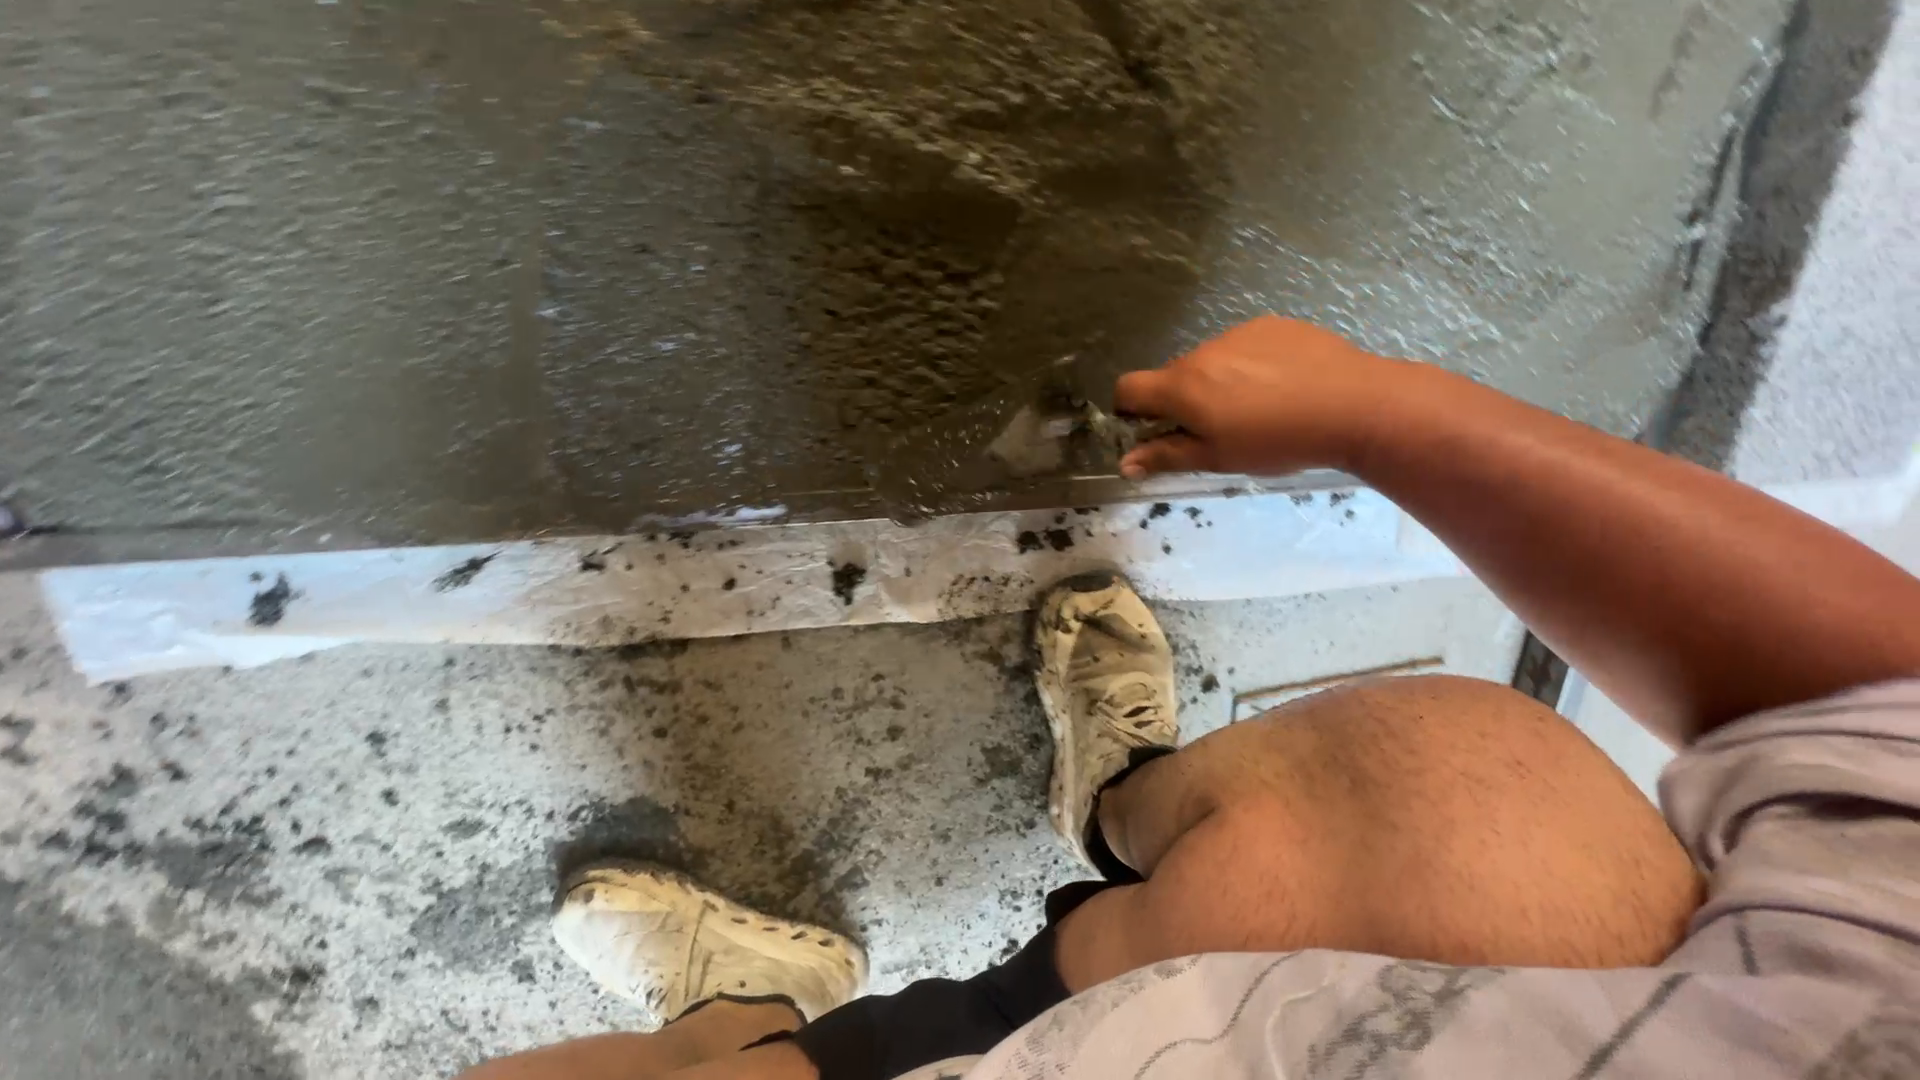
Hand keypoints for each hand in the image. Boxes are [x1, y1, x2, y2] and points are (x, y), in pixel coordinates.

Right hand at [1115, 316, 1408, 478]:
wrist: (1353, 404)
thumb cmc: (1277, 441)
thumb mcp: (1217, 458)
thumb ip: (1166, 456)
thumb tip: (1124, 462)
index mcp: (1182, 387)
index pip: (1128, 388)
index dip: (1129, 410)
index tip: (1151, 431)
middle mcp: (1202, 352)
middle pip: (1171, 376)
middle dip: (1180, 402)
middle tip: (1216, 430)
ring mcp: (1238, 334)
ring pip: (1209, 361)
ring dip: (1216, 383)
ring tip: (1257, 409)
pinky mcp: (1272, 325)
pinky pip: (1243, 346)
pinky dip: (1248, 366)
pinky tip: (1281, 387)